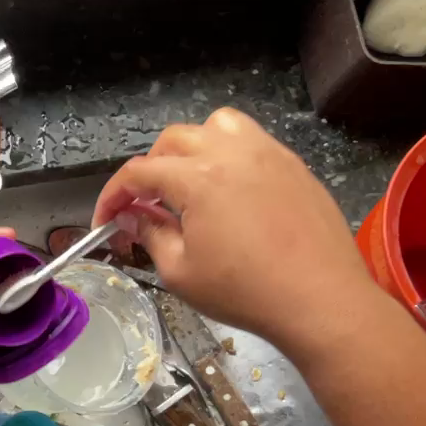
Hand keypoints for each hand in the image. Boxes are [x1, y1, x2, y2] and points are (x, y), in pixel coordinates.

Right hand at [93, 107, 385, 356]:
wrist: (320, 299)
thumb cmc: (243, 291)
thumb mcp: (179, 271)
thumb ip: (150, 234)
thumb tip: (133, 216)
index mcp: (198, 179)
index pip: (138, 173)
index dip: (112, 196)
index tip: (105, 221)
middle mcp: (232, 153)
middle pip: (173, 140)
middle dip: (149, 169)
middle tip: (143, 206)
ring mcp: (268, 154)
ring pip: (215, 126)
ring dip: (190, 149)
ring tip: (186, 185)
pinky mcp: (293, 166)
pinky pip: (250, 140)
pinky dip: (226, 155)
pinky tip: (226, 192)